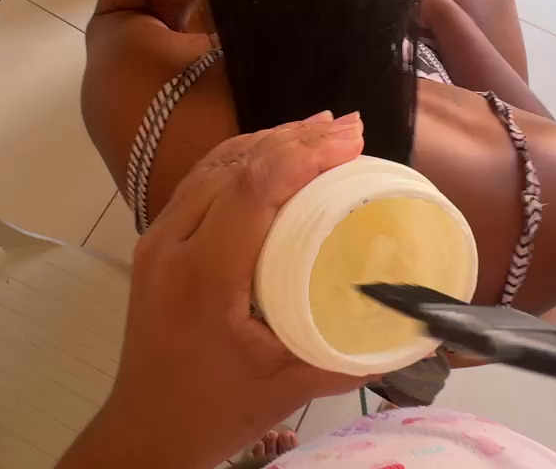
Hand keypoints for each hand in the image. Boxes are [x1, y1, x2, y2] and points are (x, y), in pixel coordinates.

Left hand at [59, 113, 371, 468]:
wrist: (144, 428)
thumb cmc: (215, 410)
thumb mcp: (288, 386)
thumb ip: (351, 353)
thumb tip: (410, 323)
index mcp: (202, 278)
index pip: (253, 189)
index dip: (304, 154)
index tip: (350, 141)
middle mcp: (172, 243)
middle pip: (236, 164)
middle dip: (296, 138)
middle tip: (349, 127)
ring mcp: (158, 234)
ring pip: (216, 163)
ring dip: (270, 139)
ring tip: (321, 129)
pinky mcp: (157, 234)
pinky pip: (203, 178)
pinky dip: (244, 156)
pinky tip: (275, 149)